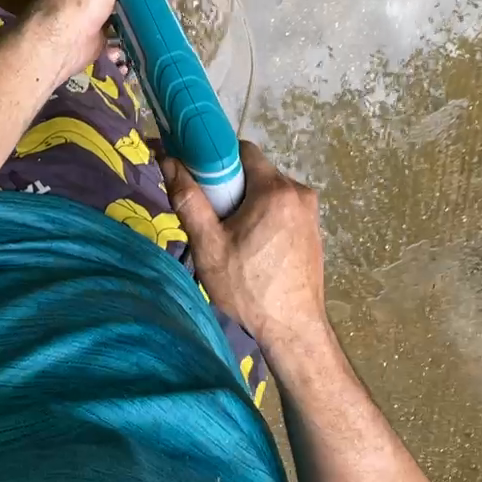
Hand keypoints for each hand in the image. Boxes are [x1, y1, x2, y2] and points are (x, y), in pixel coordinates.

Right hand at [164, 142, 329, 356]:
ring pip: (267, 191)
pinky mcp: (314, 231)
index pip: (240, 150)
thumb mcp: (208, 244)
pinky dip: (262, 217)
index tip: (195, 177)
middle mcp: (299, 192)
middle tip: (209, 216)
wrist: (294, 331)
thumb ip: (188, 199)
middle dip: (229, 185)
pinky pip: (281, 209)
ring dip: (246, 203)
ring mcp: (311, 213)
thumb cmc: (248, 288)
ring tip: (228, 236)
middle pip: (254, 171)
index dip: (214, 157)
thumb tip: (168, 160)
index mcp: (275, 189)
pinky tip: (250, 247)